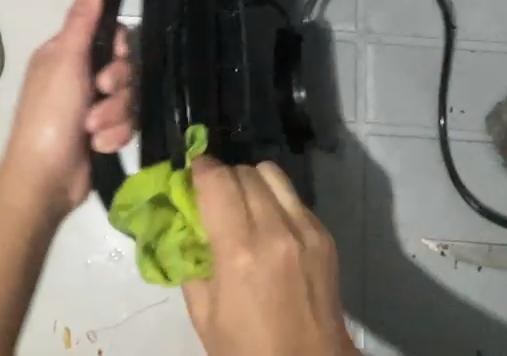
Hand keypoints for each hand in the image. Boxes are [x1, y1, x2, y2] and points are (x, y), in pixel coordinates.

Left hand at [0, 0, 134, 218]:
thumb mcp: (65, 62)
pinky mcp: (104, 133)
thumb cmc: (49, 115)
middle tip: (101, 96)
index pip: (111, 35)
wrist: (44, 180)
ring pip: (129, 97)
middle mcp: (80, 75)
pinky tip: (100, 147)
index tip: (116, 59)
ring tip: (95, 132)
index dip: (121, 48)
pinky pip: (128, 123)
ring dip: (116, 116)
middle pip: (126, 67)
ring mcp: (92, 106)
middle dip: (118, 88)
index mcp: (66, 53)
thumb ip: (82, 21)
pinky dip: (116, 135)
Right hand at [182, 159, 356, 355]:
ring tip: (243, 206)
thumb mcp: (204, 314)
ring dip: (252, 181)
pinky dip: (276, 201)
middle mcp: (275, 230)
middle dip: (224, 177)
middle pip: (244, 171)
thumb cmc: (247, 350)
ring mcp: (305, 229)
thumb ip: (190, 261)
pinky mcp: (324, 234)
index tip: (192, 172)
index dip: (201, 168)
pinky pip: (294, 198)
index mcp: (239, 252)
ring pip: (272, 174)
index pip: (217, 180)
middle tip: (214, 197)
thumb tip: (183, 224)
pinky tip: (271, 227)